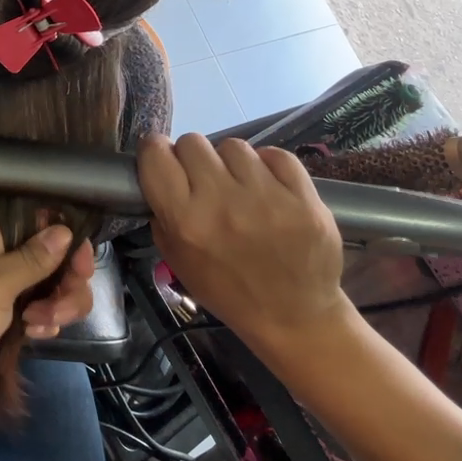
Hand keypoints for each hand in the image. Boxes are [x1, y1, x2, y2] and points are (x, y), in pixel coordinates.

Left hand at [0, 220, 74, 385]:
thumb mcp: (0, 280)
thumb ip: (35, 257)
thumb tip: (64, 229)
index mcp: (0, 235)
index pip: (48, 226)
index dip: (70, 245)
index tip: (79, 269)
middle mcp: (7, 254)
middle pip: (58, 262)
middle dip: (67, 287)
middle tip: (58, 307)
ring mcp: (8, 285)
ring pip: (53, 290)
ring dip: (56, 308)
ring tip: (37, 323)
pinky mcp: (8, 313)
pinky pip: (41, 312)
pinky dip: (44, 322)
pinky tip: (34, 334)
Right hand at [139, 133, 352, 353]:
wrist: (294, 318)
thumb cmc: (226, 289)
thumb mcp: (175, 256)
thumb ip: (162, 210)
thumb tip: (160, 169)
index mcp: (186, 220)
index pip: (156, 152)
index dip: (156, 152)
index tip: (165, 163)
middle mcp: (223, 203)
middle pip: (193, 142)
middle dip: (194, 159)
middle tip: (205, 182)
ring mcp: (268, 199)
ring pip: (234, 146)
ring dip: (232, 163)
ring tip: (241, 188)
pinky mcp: (306, 200)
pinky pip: (277, 155)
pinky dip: (269, 167)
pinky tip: (268, 188)